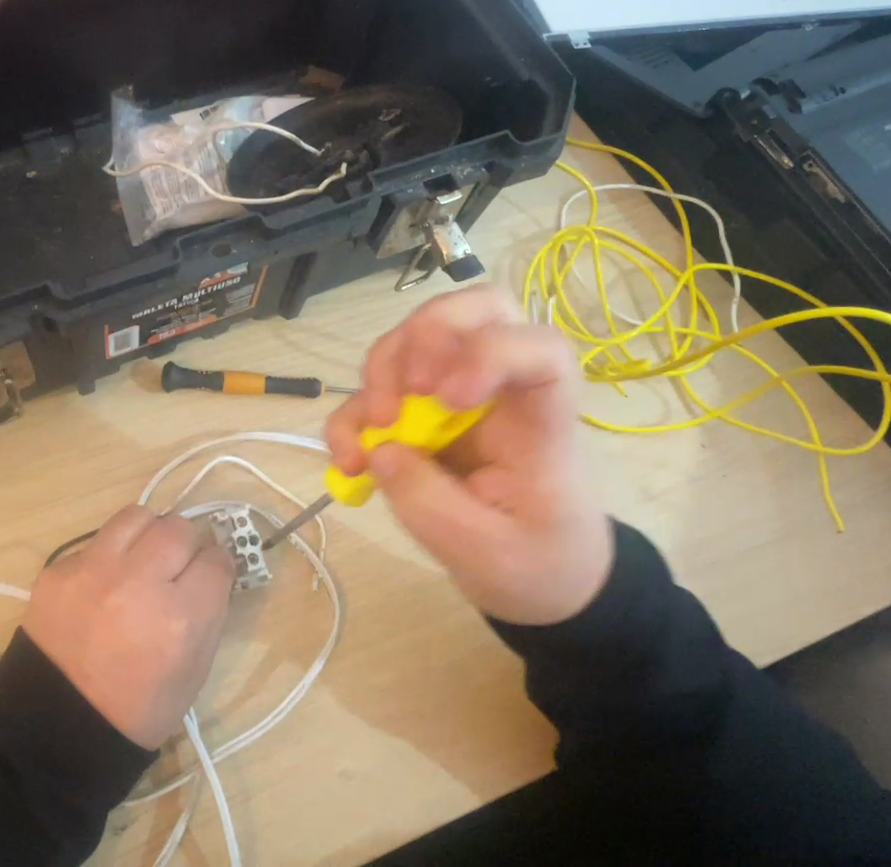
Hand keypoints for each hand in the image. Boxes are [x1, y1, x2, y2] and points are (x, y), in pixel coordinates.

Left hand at [23, 505, 235, 747]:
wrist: (57, 725)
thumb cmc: (137, 708)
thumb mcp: (194, 672)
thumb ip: (209, 614)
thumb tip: (212, 570)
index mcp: (180, 619)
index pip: (217, 560)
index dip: (219, 564)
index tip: (212, 571)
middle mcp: (139, 583)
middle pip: (180, 529)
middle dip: (189, 543)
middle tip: (181, 562)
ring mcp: (94, 571)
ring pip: (137, 515)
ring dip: (150, 532)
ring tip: (145, 554)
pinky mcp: (58, 570)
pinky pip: (96, 541)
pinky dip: (109, 555)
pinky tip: (106, 582)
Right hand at [326, 285, 612, 625]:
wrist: (541, 581)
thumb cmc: (536, 565)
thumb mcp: (485, 553)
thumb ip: (428, 501)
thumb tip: (379, 450)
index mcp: (541, 420)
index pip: (541, 351)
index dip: (492, 352)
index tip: (449, 399)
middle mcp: (501, 390)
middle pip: (476, 309)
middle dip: (426, 332)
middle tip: (404, 389)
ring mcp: (457, 394)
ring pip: (417, 336)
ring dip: (379, 373)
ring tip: (367, 438)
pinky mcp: (421, 413)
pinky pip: (379, 388)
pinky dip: (352, 415)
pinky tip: (348, 461)